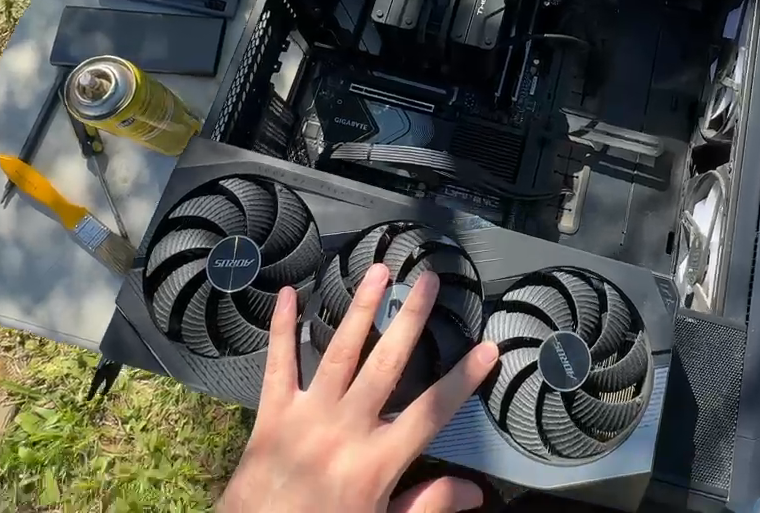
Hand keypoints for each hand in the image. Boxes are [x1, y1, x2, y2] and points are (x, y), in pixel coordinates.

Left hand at [220, 264, 500, 512]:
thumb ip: (427, 505)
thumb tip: (476, 491)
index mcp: (376, 462)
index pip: (431, 412)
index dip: (463, 380)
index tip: (488, 347)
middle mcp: (345, 430)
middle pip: (386, 364)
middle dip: (410, 318)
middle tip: (427, 279)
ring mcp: (306, 417)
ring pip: (339, 352)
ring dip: (361, 308)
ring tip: (379, 271)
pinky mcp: (271, 415)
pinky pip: (278, 365)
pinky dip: (281, 329)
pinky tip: (288, 293)